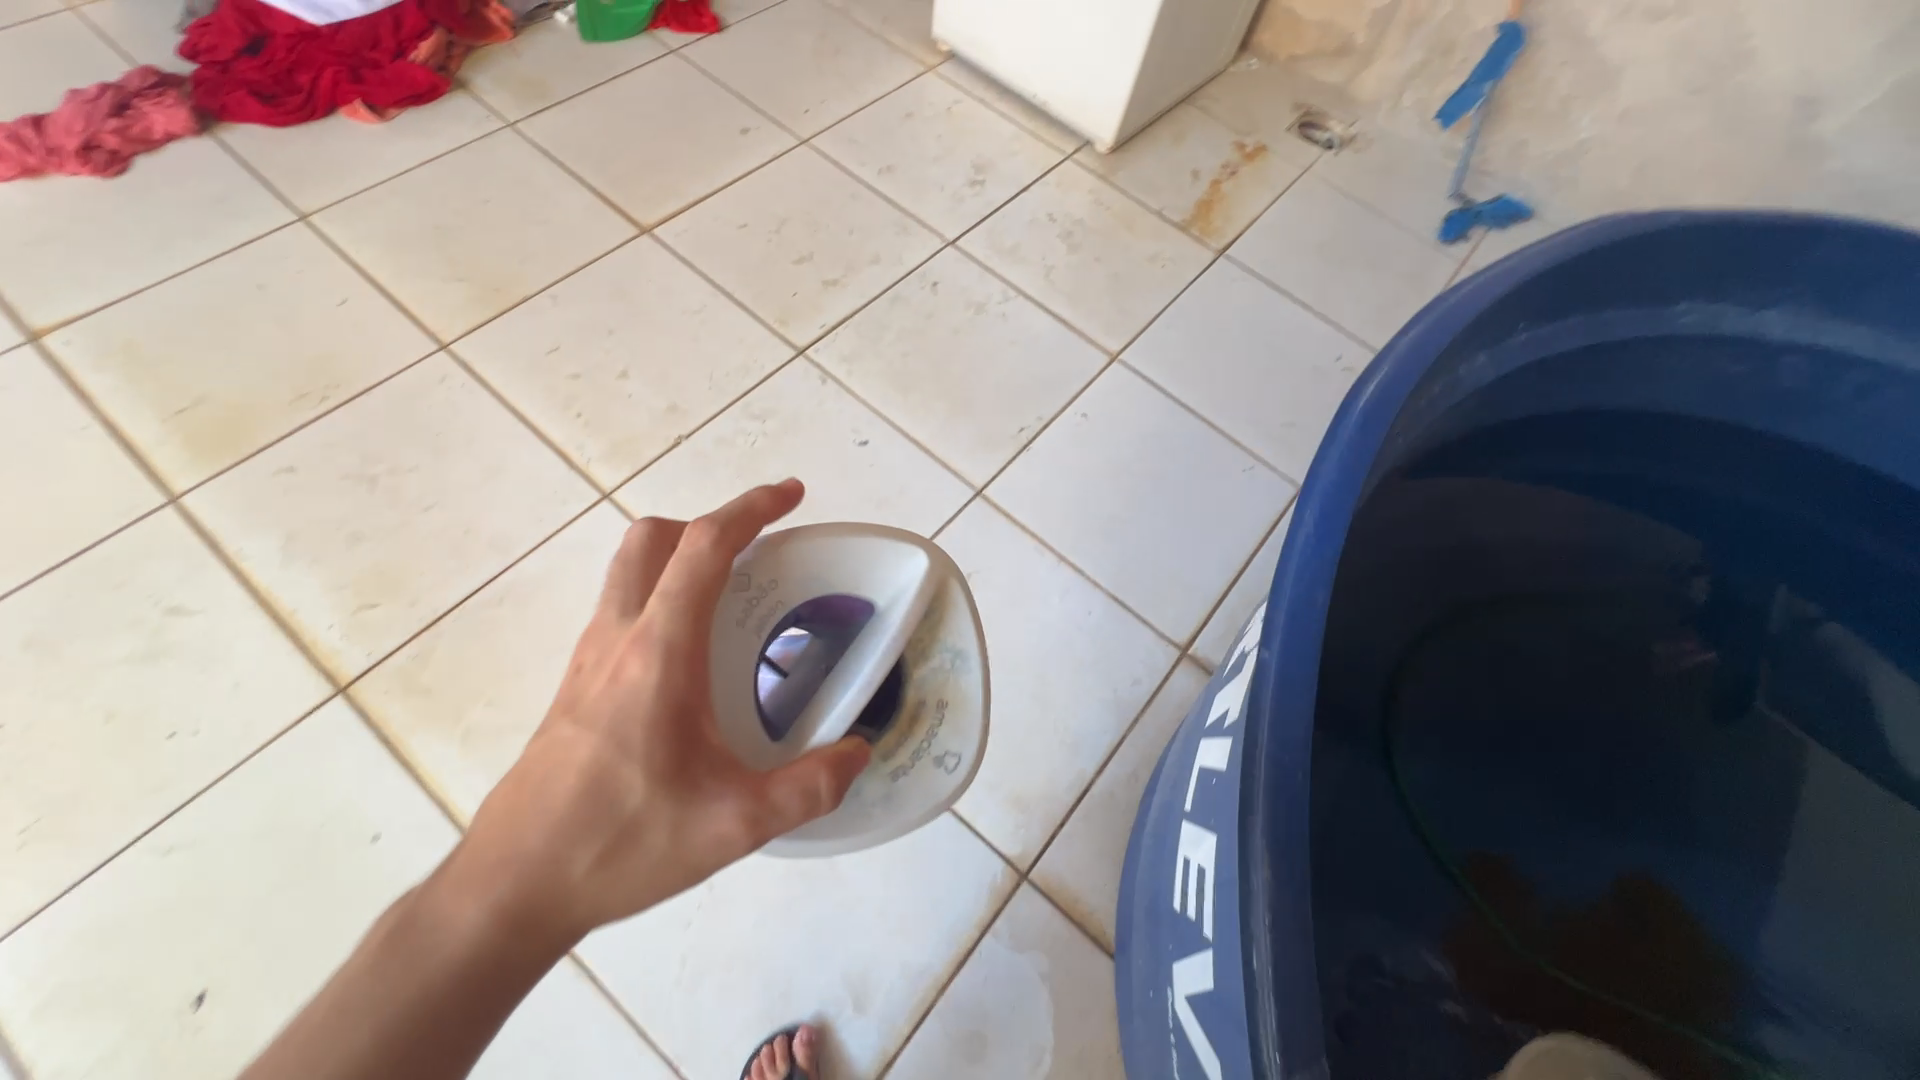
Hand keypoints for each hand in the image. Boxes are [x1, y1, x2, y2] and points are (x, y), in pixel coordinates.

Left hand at [441, 479, 871, 946]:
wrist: (514, 885)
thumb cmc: (621, 844)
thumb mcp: (734, 825)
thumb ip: (809, 789)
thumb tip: (857, 755)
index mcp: (660, 652)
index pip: (704, 548)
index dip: (751, 509)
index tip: (790, 495)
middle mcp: (618, 639)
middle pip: (653, 539)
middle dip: (710, 524)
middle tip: (759, 550)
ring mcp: (588, 660)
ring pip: (629, 570)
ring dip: (681, 557)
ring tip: (733, 598)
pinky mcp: (576, 685)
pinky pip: (622, 608)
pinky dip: (661, 596)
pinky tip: (693, 658)